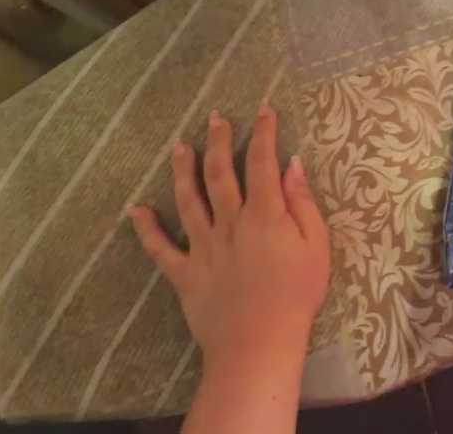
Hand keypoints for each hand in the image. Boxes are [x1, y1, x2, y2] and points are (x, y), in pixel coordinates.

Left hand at [128, 104, 330, 367]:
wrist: (259, 343)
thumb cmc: (296, 292)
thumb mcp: (316, 243)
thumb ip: (301, 202)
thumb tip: (291, 164)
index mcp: (264, 213)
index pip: (262, 161)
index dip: (263, 132)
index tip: (262, 109)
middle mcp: (230, 221)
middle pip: (220, 173)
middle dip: (218, 141)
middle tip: (214, 118)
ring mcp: (204, 246)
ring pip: (188, 200)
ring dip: (182, 171)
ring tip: (178, 146)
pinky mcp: (186, 273)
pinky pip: (161, 249)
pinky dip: (147, 229)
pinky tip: (136, 211)